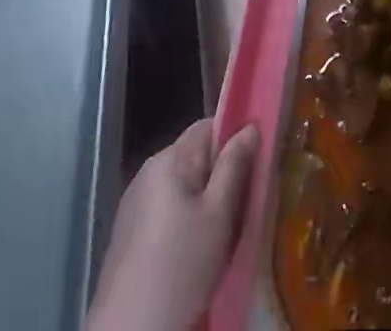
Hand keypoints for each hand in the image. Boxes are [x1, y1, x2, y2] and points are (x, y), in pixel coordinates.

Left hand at [88, 119, 259, 330]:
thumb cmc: (182, 264)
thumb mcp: (220, 212)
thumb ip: (235, 164)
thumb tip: (250, 126)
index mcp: (168, 160)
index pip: (209, 125)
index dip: (236, 135)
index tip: (258, 158)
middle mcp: (148, 173)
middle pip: (197, 154)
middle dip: (225, 169)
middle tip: (248, 197)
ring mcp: (136, 204)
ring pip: (187, 182)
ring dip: (210, 195)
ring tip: (228, 225)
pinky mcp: (131, 232)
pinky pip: (171, 206)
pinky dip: (191, 215)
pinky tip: (201, 244)